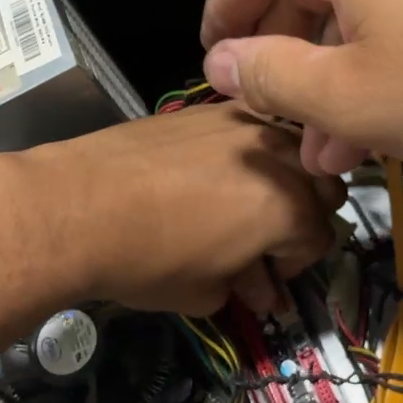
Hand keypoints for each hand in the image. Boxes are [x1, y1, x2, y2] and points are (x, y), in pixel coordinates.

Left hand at [0, 104, 343, 315]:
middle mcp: (279, 158)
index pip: (321, 239)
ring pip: (293, 147)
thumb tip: (258, 289)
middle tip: (267, 236)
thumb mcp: (205, 293)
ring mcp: (244, 125)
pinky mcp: (209, 109)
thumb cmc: (148, 260)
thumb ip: (246, 287)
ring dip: (286, 174)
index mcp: (289, 210)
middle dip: (305, 215)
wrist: (78, 206)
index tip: (266, 277)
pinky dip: (251, 149)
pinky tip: (218, 168)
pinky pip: (252, 124)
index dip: (296, 266)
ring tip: (250, 197)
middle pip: (323, 186)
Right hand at [199, 0, 402, 175]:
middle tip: (284, 112)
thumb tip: (226, 62)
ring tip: (341, 128)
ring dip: (340, 56)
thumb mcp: (354, 98)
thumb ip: (272, 77)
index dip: (223, 18)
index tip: (218, 60)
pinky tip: (397, 91)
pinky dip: (388, 35)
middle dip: (289, 51)